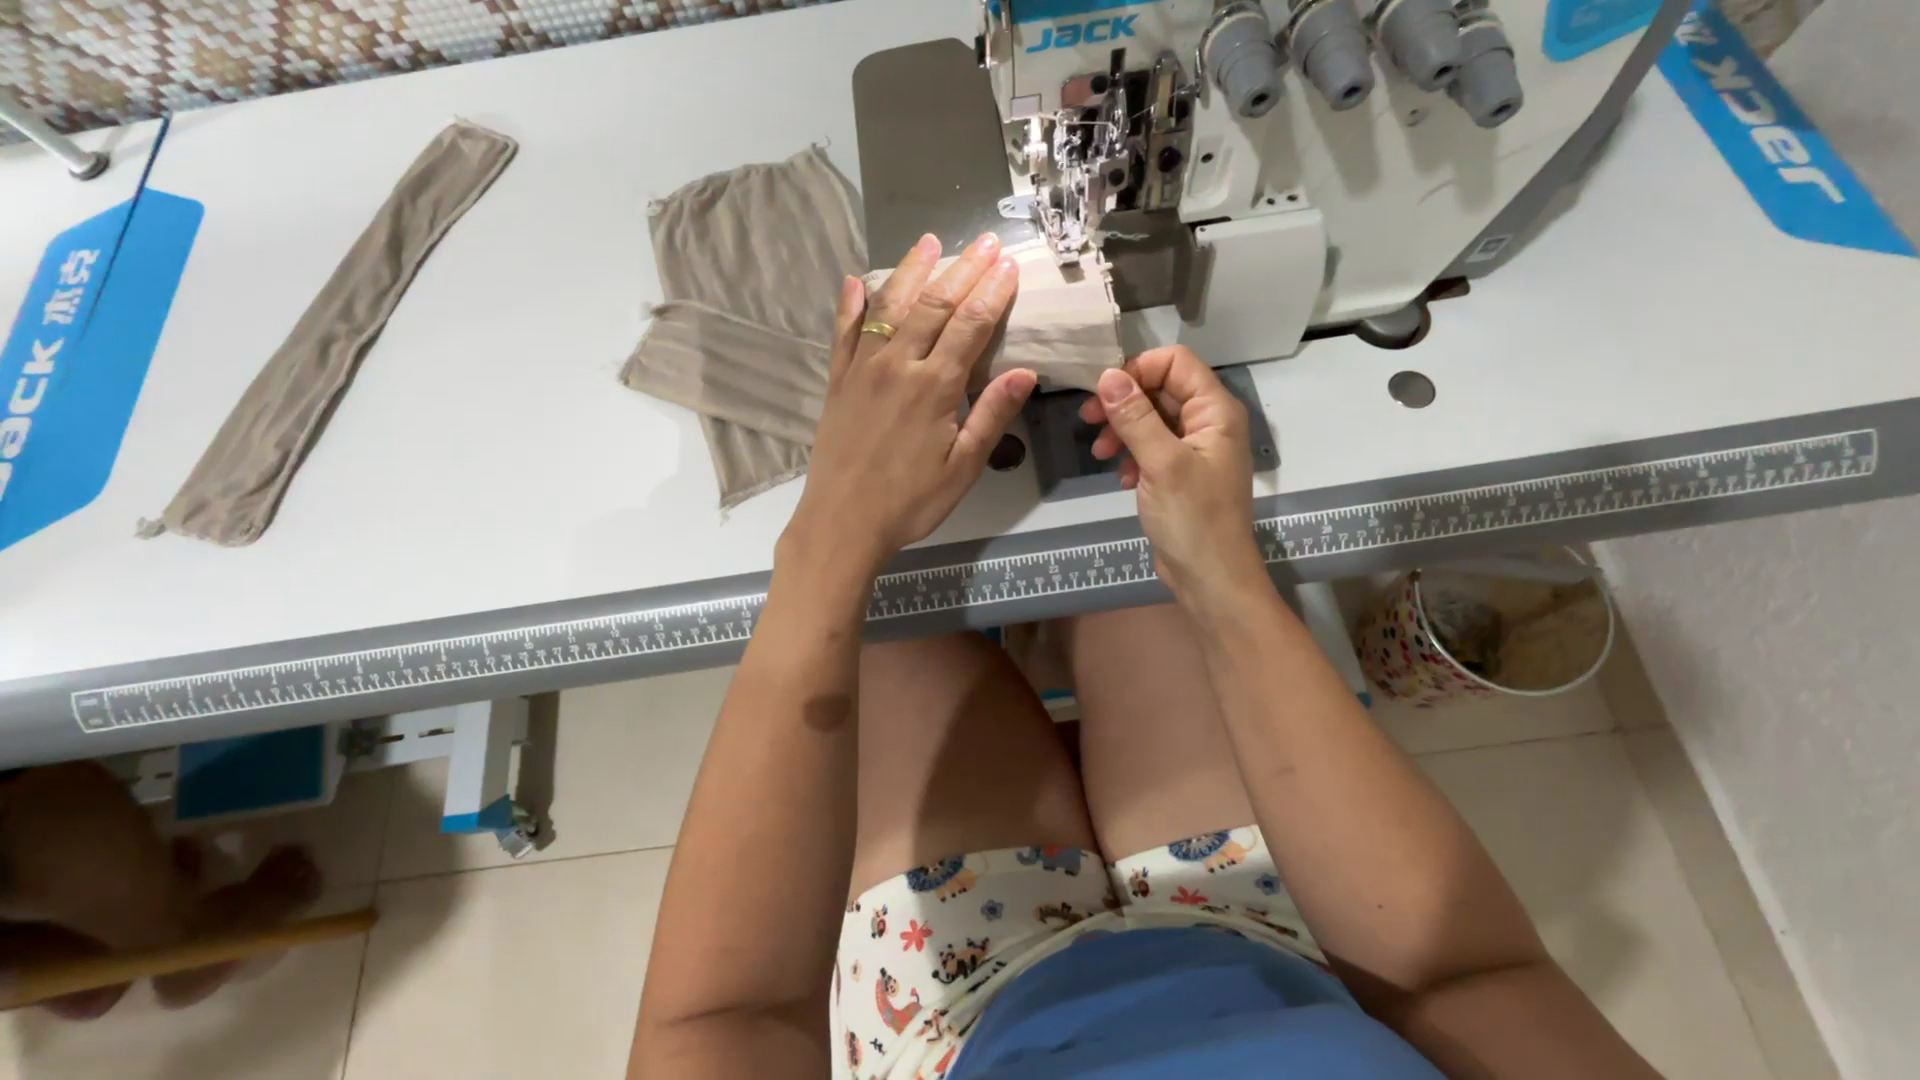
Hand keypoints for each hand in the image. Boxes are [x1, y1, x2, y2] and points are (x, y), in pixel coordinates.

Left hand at [782, 232, 1034, 578]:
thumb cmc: (910, 503)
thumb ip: (991, 415)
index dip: (992, 292)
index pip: (971, 326)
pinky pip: (844, 332)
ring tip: (930, 241)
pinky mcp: (837, 381)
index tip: (1010, 265)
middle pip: (934, 305)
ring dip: (912, 271)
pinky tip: (857, 280)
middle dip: (963, 269)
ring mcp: (862, 369)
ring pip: (889, 306)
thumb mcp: (963, 468)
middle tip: (985, 241)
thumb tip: (1026, 371)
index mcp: (934, 387)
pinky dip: (851, 304)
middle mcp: (897, 365)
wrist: (841, 523)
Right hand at [1078, 347, 1264, 602]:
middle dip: (1123, 402)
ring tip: (1101, 453)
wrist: (1211, 578)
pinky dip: (1132, 455)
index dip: (1138, 370)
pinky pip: (1151, 447)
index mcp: (1216, 411)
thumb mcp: (1161, 464)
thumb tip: (1107, 376)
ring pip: (1151, 419)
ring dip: (1123, 430)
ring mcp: (1194, 449)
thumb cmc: (1193, 519)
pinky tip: (1121, 478)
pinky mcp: (1180, 473)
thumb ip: (1135, 418)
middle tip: (1088, 421)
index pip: (1176, 363)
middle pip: (1160, 389)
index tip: (1104, 393)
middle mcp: (1208, 423)